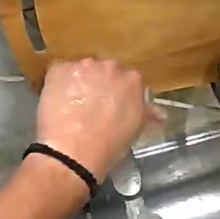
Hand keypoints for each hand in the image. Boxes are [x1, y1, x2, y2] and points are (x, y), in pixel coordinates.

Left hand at [33, 58, 153, 180]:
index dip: (117, 91)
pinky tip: (59, 101)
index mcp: (132, 79)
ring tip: (73, 103)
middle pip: (104, 69)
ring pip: (82, 69)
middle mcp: (109, 66)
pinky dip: (59, 83)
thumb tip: (160, 113)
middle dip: (99, 83)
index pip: (127, 78)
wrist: (74, 152)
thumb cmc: (110, 144)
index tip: (112, 103)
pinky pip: (60, 72)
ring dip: (79, 82)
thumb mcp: (135, 128)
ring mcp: (83, 66)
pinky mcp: (59, 70)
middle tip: (92, 103)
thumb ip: (146, 113)